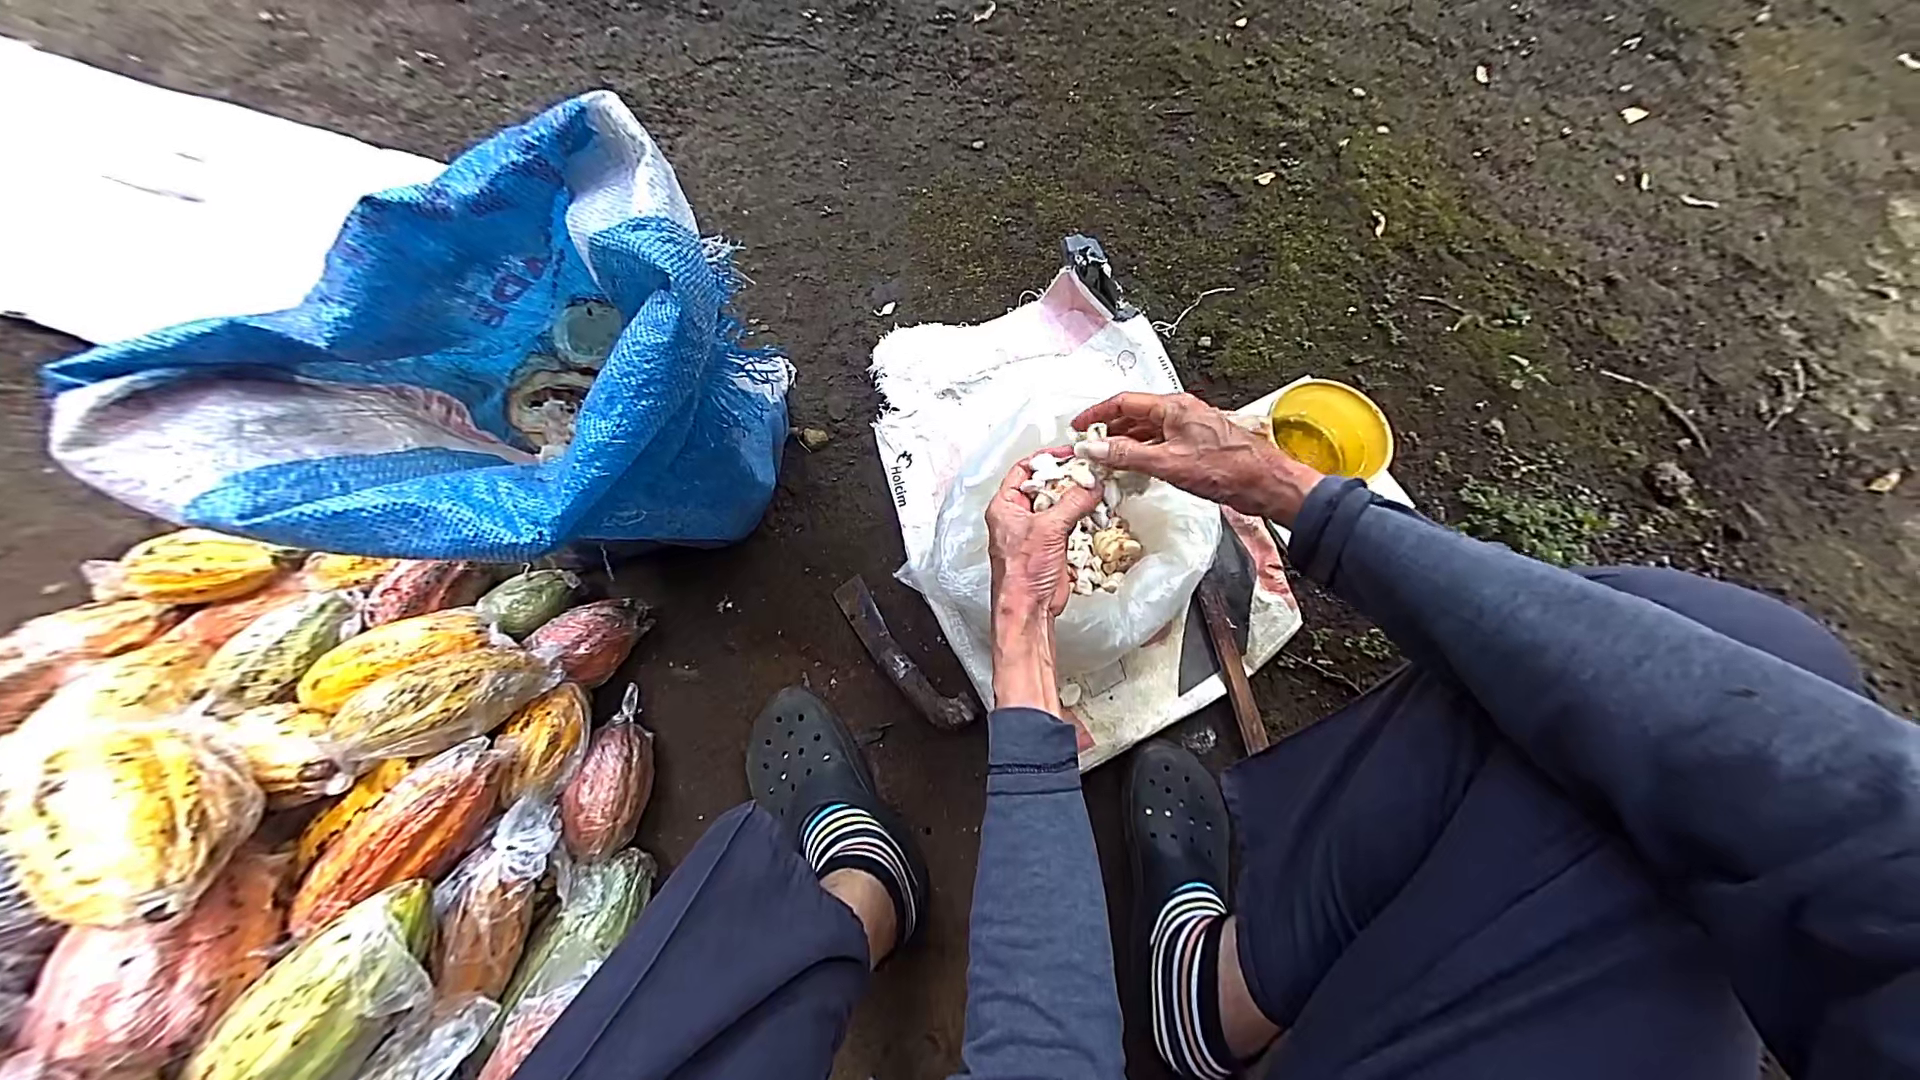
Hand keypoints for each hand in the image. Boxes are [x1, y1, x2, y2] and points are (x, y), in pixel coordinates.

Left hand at [984, 450, 1100, 711]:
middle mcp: (1019, 516)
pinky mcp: (1053, 545)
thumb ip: (1073, 502)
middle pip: (1046, 486)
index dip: (1046, 459)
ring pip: (1061, 504)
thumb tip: (1091, 484)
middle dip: (1069, 478)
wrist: (1029, 608)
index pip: (1023, 470)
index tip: (1070, 453)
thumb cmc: (1021, 572)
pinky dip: (1084, 516)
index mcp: (1005, 507)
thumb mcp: (1048, 528)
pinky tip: (1098, 508)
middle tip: (1090, 470)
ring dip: (1079, 497)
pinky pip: (1071, 523)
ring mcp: (1037, 531)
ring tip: (1099, 486)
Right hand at [1071, 392, 1325, 525]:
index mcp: (1173, 408)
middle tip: (1088, 445)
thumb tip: (1094, 448)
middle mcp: (1180, 413)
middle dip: (1107, 430)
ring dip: (1123, 444)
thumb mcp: (1167, 462)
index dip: (1097, 414)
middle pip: (1133, 415)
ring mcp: (1187, 429)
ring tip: (1105, 459)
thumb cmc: (1227, 468)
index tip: (1079, 427)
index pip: (1124, 402)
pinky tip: (1133, 468)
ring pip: (1145, 431)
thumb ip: (1126, 455)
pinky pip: (1158, 443)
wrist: (1264, 483)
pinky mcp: (1193, 446)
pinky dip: (1140, 453)